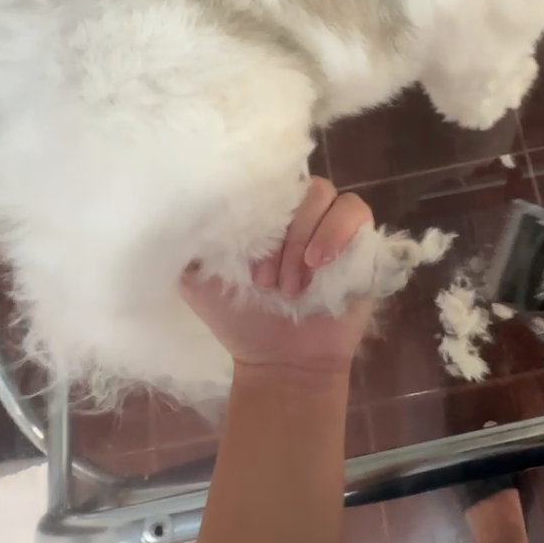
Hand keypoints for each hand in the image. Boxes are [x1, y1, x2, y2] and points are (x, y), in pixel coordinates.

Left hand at [179, 178, 377, 377]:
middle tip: (269, 281)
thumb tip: (180, 204)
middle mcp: (302, 213)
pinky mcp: (362, 242)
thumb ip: (190, 243)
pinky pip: (357, 212)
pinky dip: (338, 233)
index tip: (248, 251)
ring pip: (330, 197)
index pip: (271, 179)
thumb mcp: (200, 281)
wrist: (282, 363)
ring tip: (295, 284)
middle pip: (303, 188)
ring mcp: (334, 225)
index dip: (261, 206)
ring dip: (309, 238)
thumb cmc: (241, 319)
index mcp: (267, 214)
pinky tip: (321, 266)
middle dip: (286, 235)